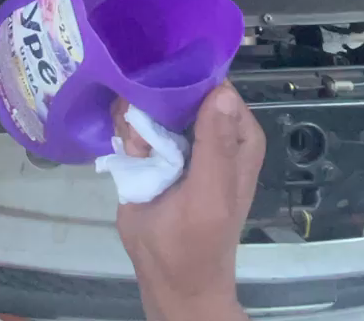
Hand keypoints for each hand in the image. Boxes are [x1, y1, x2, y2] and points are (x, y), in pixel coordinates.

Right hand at [114, 84, 264, 320]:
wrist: (168, 280)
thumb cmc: (196, 242)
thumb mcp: (210, 195)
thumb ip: (215, 145)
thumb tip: (222, 92)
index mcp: (237, 137)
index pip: (216, 86)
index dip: (186, 83)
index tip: (161, 97)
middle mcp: (211, 129)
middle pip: (176, 85)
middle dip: (153, 102)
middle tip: (144, 136)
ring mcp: (180, 136)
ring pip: (150, 98)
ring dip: (136, 120)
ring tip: (139, 153)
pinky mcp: (153, 146)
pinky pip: (134, 117)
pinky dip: (126, 130)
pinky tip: (131, 154)